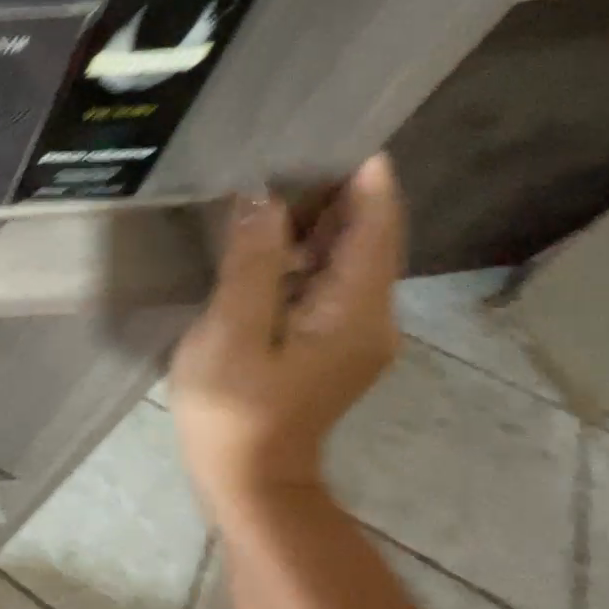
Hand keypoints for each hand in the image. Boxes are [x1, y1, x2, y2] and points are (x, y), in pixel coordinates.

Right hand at [170, 154, 405, 516]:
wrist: (246, 471)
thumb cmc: (234, 401)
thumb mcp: (234, 328)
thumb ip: (250, 263)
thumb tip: (261, 199)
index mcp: (355, 312)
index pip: (375, 232)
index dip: (368, 184)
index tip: (347, 136)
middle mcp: (369, 318)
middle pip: (365, 242)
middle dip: (338, 194)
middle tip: (291, 146)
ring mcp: (350, 333)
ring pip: (344, 260)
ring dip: (318, 220)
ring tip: (273, 176)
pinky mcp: (326, 342)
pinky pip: (325, 280)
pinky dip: (304, 249)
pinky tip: (265, 234)